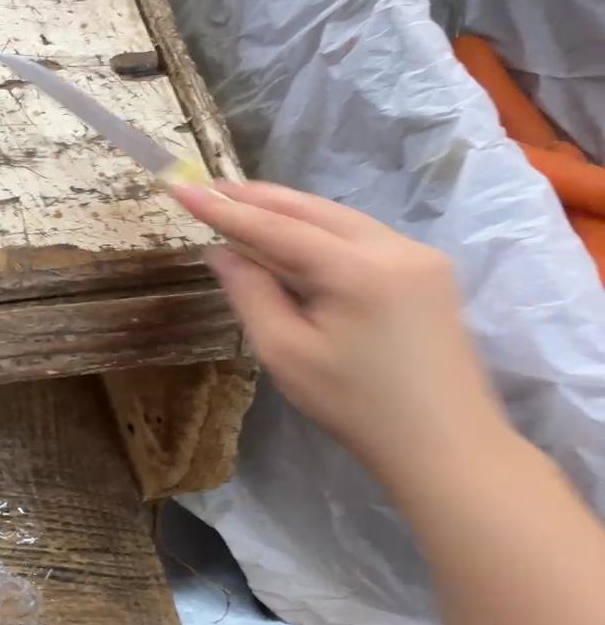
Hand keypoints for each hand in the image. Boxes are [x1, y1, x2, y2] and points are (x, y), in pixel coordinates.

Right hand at [174, 180, 508, 485]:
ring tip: (238, 198)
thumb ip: (251, 292)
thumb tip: (222, 252)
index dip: (224, 210)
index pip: (276, 228)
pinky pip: (358, 236)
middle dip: (257, 196)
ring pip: (338, 219)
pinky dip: (314, 228)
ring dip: (285, 209)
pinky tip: (286, 230)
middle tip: (207, 183)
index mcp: (359, 270)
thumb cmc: (351, 401)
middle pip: (313, 211)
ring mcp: (418, 258)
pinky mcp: (425, 273)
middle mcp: (396, 250)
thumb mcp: (284, 349)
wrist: (443, 441)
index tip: (181, 190)